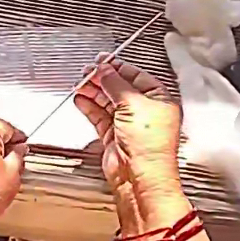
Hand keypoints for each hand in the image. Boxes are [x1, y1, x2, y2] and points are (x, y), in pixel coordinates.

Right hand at [74, 58, 181, 199]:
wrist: (140, 179)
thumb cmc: (150, 147)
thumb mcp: (133, 104)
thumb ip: (115, 84)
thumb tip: (105, 70)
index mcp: (159, 100)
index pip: (136, 76)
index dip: (117, 68)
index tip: (102, 61)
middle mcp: (145, 112)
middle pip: (120, 88)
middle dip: (103, 79)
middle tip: (87, 71)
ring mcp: (129, 125)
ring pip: (108, 102)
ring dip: (93, 91)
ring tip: (80, 83)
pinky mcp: (114, 137)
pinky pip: (99, 116)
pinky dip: (89, 107)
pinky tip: (81, 98)